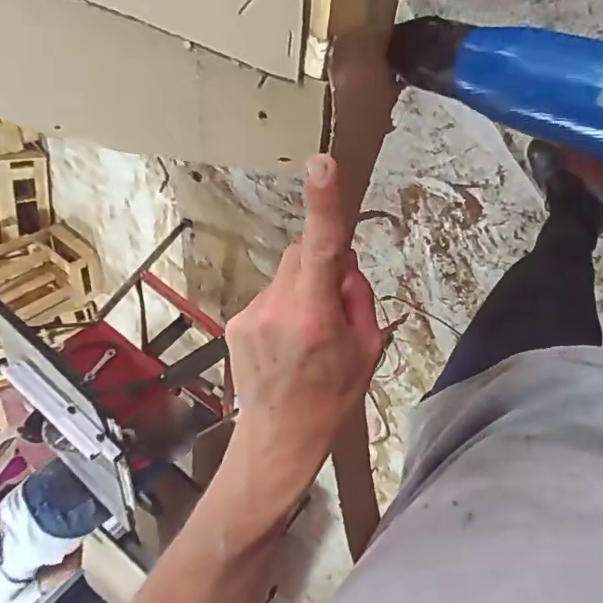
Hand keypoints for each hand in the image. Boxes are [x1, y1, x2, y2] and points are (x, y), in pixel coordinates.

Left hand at [224, 153, 383, 491]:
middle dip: (321, 265)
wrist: (279, 439)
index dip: (323, 203)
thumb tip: (342, 264)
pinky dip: (284, 303)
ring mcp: (250, 314)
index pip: (321, 247)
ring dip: (302, 288)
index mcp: (315, 318)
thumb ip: (357, 296)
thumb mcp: (367, 349)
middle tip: (334, 304)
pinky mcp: (236, 319)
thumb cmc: (330, 399)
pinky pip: (269, 292)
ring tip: (306, 333)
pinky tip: (286, 339)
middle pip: (301, 252)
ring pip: (286, 273)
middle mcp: (276, 310)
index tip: (322, 164)